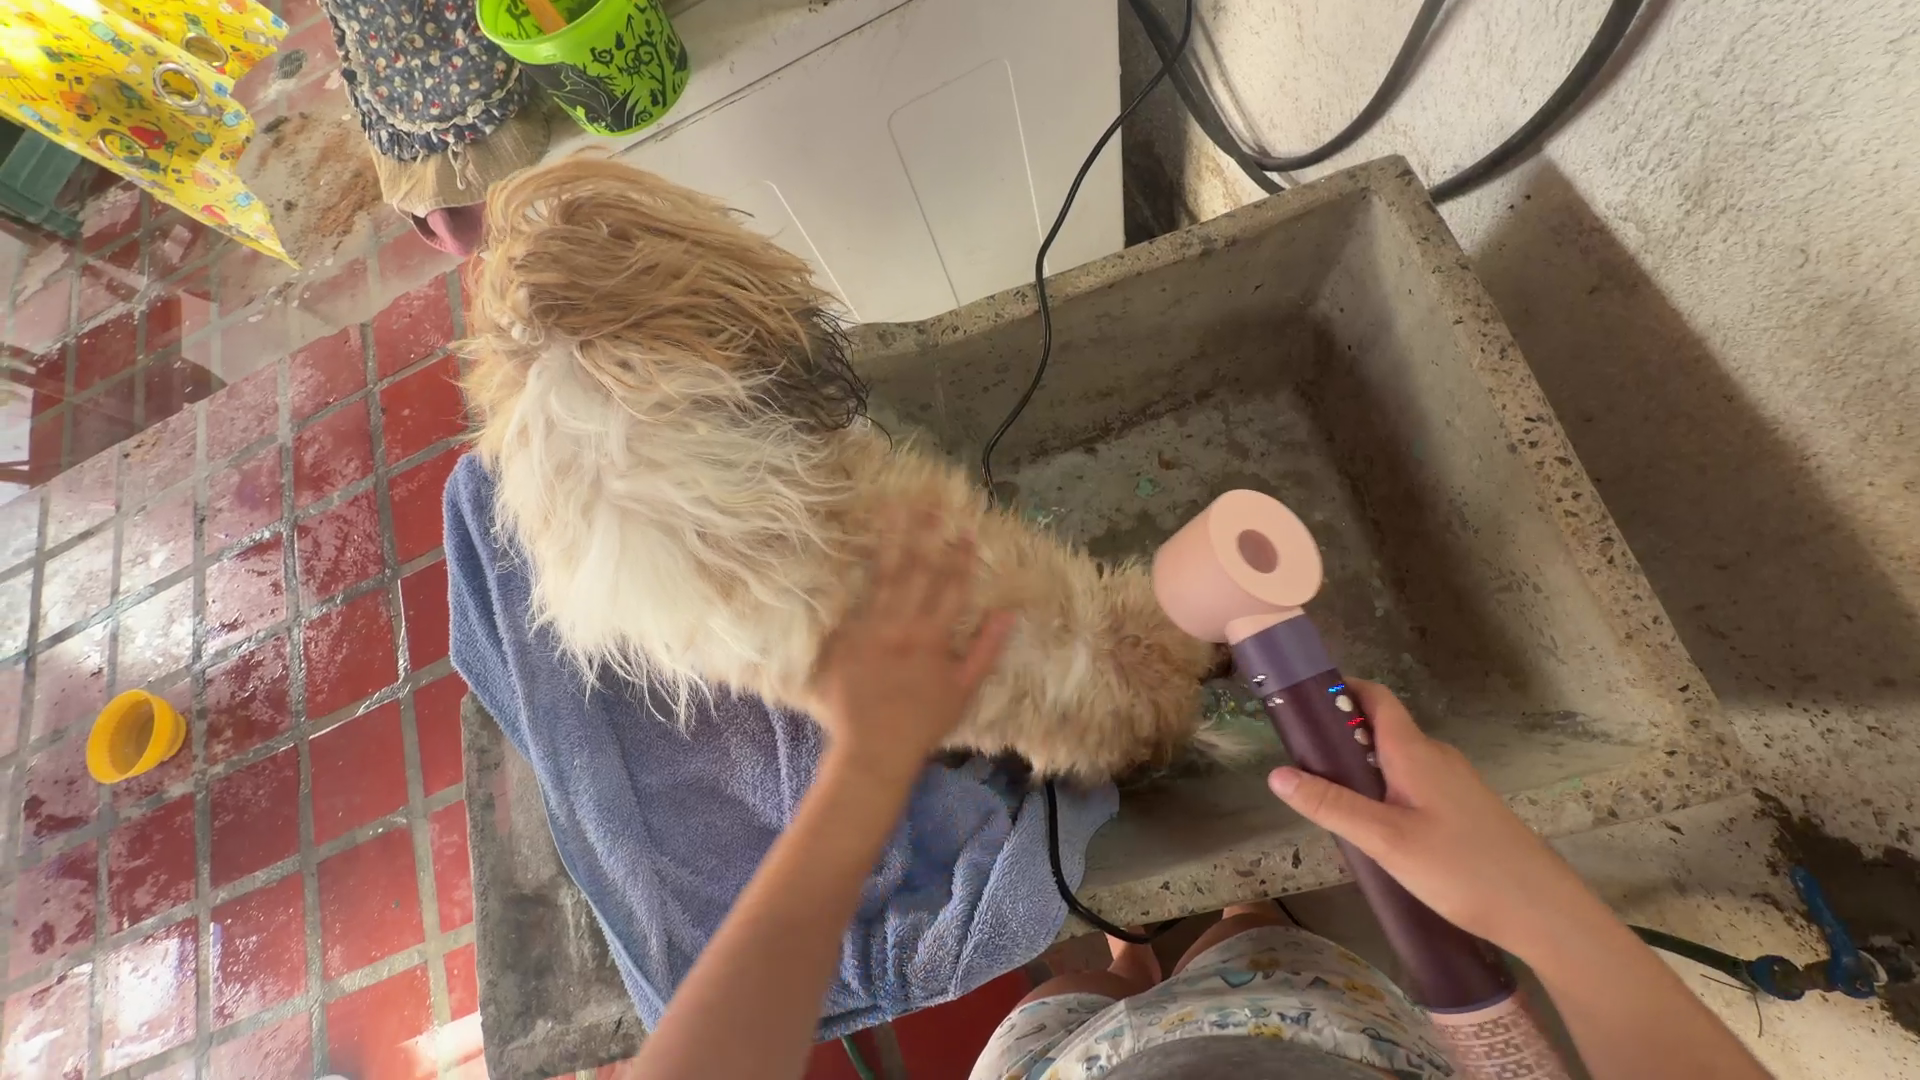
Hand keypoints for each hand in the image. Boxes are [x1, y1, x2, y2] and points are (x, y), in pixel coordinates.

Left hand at [806, 511, 1016, 779]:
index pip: (952, 588)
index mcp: (933, 638)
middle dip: (926, 536)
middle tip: (930, 503)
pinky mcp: (845, 638)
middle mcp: (902, 626)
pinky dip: (859, 573)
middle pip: (917, 572)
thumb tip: (1009, 612)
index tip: (966, 530)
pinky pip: (853, 599)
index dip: (961, 558)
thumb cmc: (924, 723)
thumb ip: (987, 648)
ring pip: (884, 576)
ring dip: (892, 541)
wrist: (873, 748)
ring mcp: (871, 629)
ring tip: (895, 512)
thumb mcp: (965, 690)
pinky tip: (862, 547)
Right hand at [1265, 680, 1594, 957]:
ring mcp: (1454, 783)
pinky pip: (1413, 784)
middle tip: (1304, 766)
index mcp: (1414, 751)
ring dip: (1360, 769)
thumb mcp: (1385, 840)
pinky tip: (1376, 831)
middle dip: (1339, 737)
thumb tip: (1276, 774)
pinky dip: (1384, 791)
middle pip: (1380, 728)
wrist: (1549, 917)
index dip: (1339, 689)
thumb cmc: (1463, 869)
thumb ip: (1330, 805)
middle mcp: (1435, 756)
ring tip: (1332, 804)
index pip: (1375, 697)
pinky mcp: (1465, 810)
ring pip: (1395, 760)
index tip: (1303, 703)